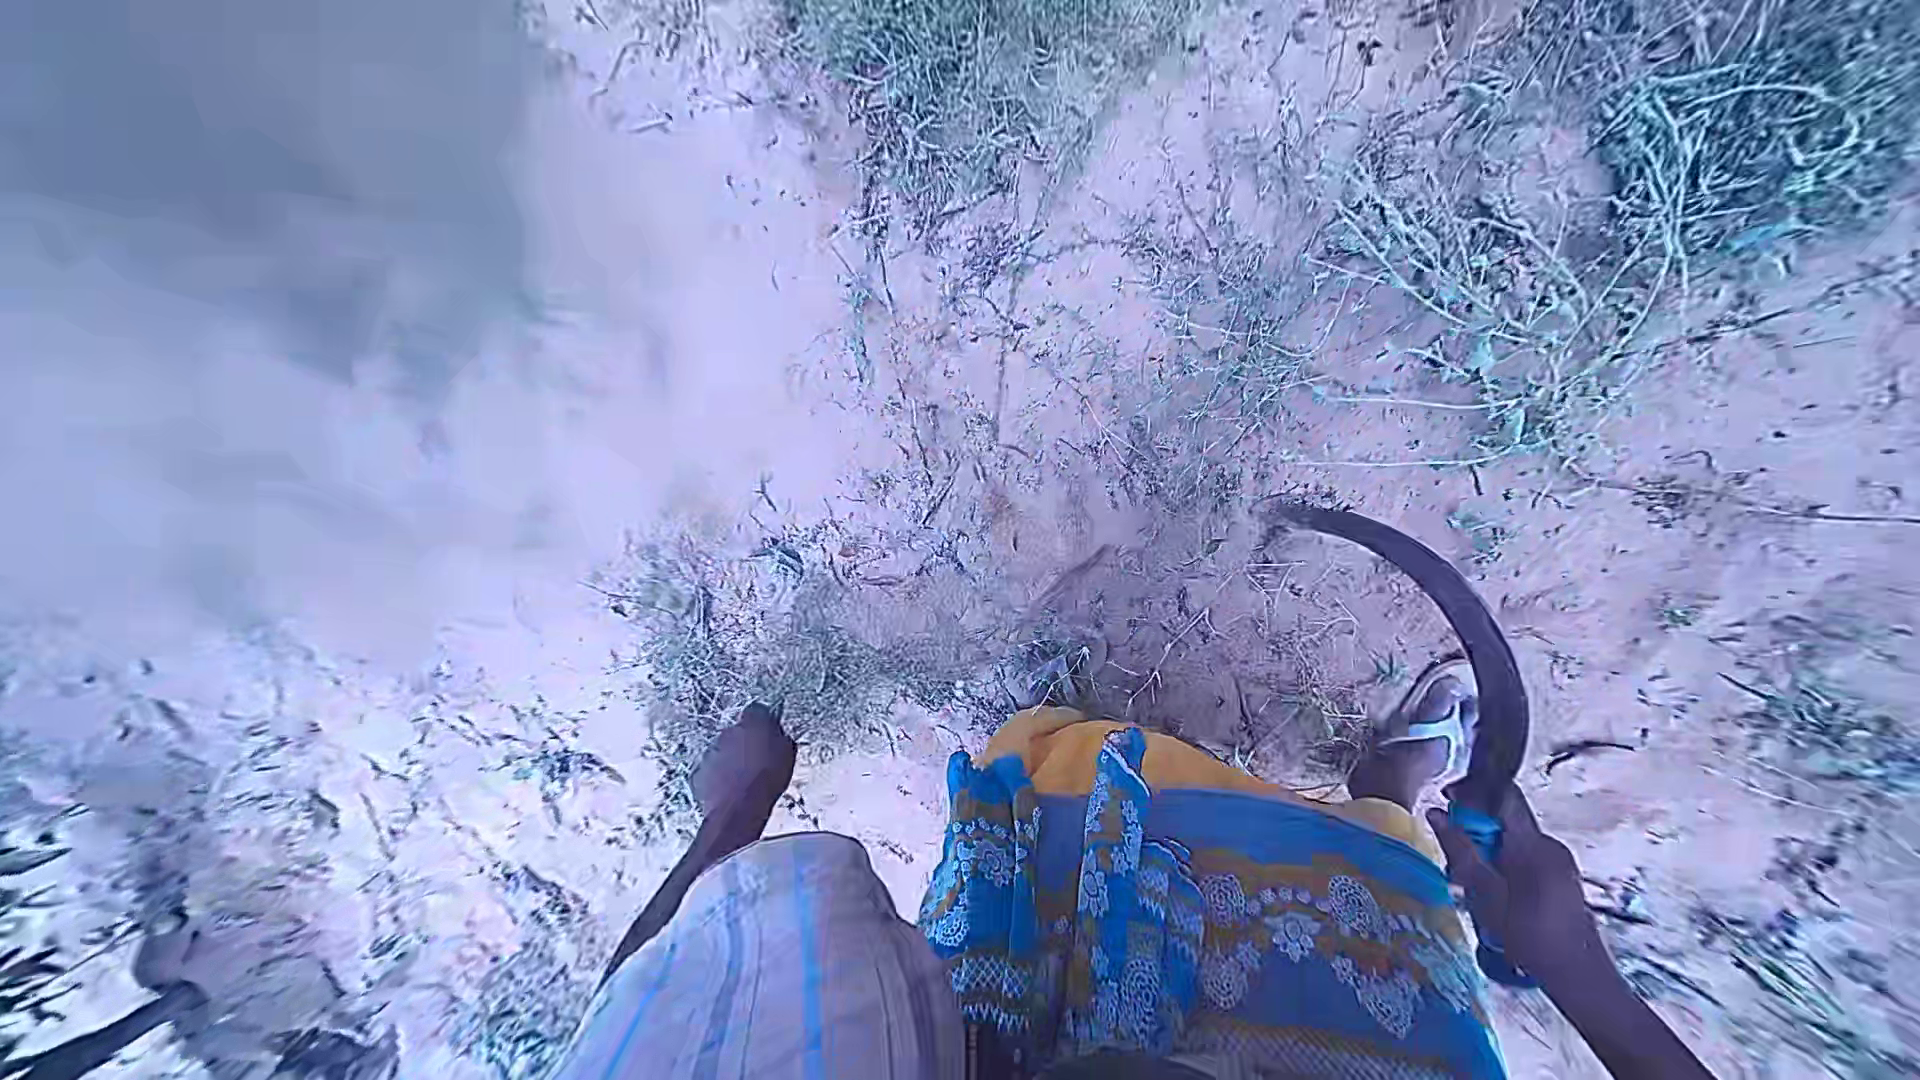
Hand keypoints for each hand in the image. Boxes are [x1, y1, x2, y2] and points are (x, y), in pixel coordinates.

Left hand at [692, 703, 796, 818]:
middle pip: (737, 731)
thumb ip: (781, 737)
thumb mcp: (787, 754)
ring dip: (731, 759)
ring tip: (745, 777)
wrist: (740, 809)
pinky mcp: (699, 771)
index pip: (757, 710)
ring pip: (723, 750)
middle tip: (757, 758)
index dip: (763, 721)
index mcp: (753, 722)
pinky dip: (718, 775)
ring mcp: (712, 751)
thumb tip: (780, 735)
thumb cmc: (766, 781)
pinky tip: (731, 788)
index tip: (768, 731)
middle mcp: (729, 731)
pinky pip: (711, 769)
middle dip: (745, 741)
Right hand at [1426, 785, 1611, 986]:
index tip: (1447, 797)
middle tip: (1450, 848)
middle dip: (1472, 826)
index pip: (1504, 795)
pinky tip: (1487, 886)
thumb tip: (1434, 811)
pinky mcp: (1559, 876)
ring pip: (1509, 837)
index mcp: (1534, 845)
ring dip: (1482, 847)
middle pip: (1502, 817)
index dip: (1472, 789)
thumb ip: (1459, 848)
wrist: (1579, 980)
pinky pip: (1520, 852)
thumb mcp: (1484, 891)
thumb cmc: (1528, 934)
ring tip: (1466, 877)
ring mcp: (1558, 861)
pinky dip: (1498, 860)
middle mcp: (1550, 846)